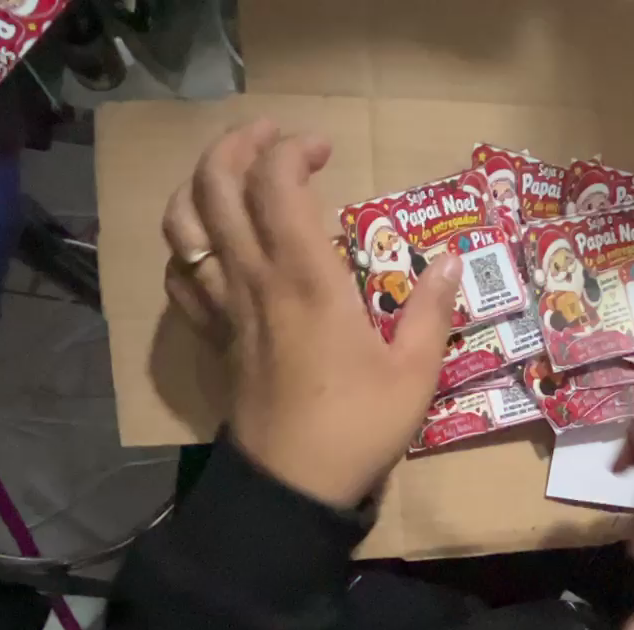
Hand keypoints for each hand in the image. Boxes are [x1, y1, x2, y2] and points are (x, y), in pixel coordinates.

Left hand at [161, 119, 460, 508]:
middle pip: (216, 184)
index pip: (277, 183)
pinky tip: (211, 248)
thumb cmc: (359, 428)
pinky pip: (181, 278)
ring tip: (233, 178)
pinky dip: (186, 247)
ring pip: (184, 225)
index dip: (292, 149)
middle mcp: (255, 280)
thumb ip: (433, 312)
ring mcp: (226, 309)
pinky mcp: (215, 339)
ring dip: (200, 184)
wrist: (295, 485)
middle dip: (239, 145)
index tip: (323, 151)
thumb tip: (452, 262)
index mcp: (307, 280)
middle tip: (273, 140)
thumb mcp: (415, 374)